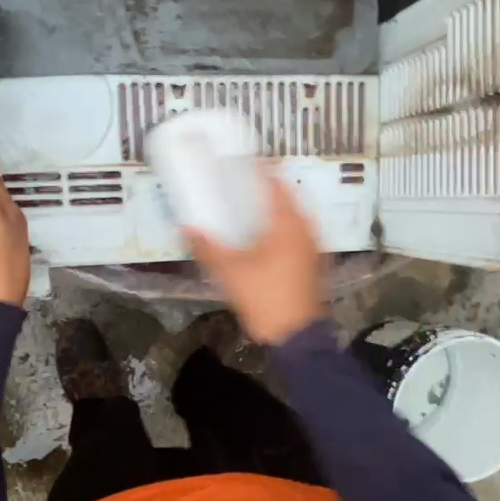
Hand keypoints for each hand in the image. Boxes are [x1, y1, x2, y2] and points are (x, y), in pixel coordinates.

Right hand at [184, 175, 325, 344]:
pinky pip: (294, 234)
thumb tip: (187, 228)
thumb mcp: (230, 274)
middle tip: (234, 187)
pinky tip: (259, 239)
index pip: (273, 179)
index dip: (254, 167)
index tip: (233, 163)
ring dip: (270, 210)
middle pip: (283, 195)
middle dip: (260, 189)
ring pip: (290, 216)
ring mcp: (312, 245)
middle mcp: (305, 227)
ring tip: (244, 210)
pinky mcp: (312, 261)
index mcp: (287, 221)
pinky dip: (278, 229)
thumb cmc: (266, 299)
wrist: (297, 337)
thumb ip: (208, 248)